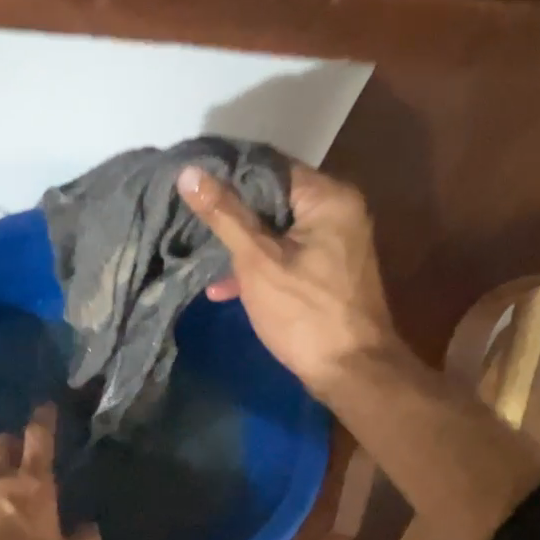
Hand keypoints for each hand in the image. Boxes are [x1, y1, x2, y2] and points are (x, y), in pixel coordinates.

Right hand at [177, 162, 398, 392]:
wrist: (351, 372)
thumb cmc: (304, 312)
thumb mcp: (257, 261)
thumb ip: (224, 214)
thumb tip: (189, 173)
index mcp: (329, 198)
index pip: (270, 166)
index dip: (228, 172)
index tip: (190, 181)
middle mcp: (339, 211)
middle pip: (274, 198)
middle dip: (231, 211)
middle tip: (188, 214)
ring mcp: (337, 243)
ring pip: (278, 229)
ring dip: (241, 243)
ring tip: (199, 249)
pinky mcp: (330, 271)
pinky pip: (287, 254)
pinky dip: (260, 265)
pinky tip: (223, 286)